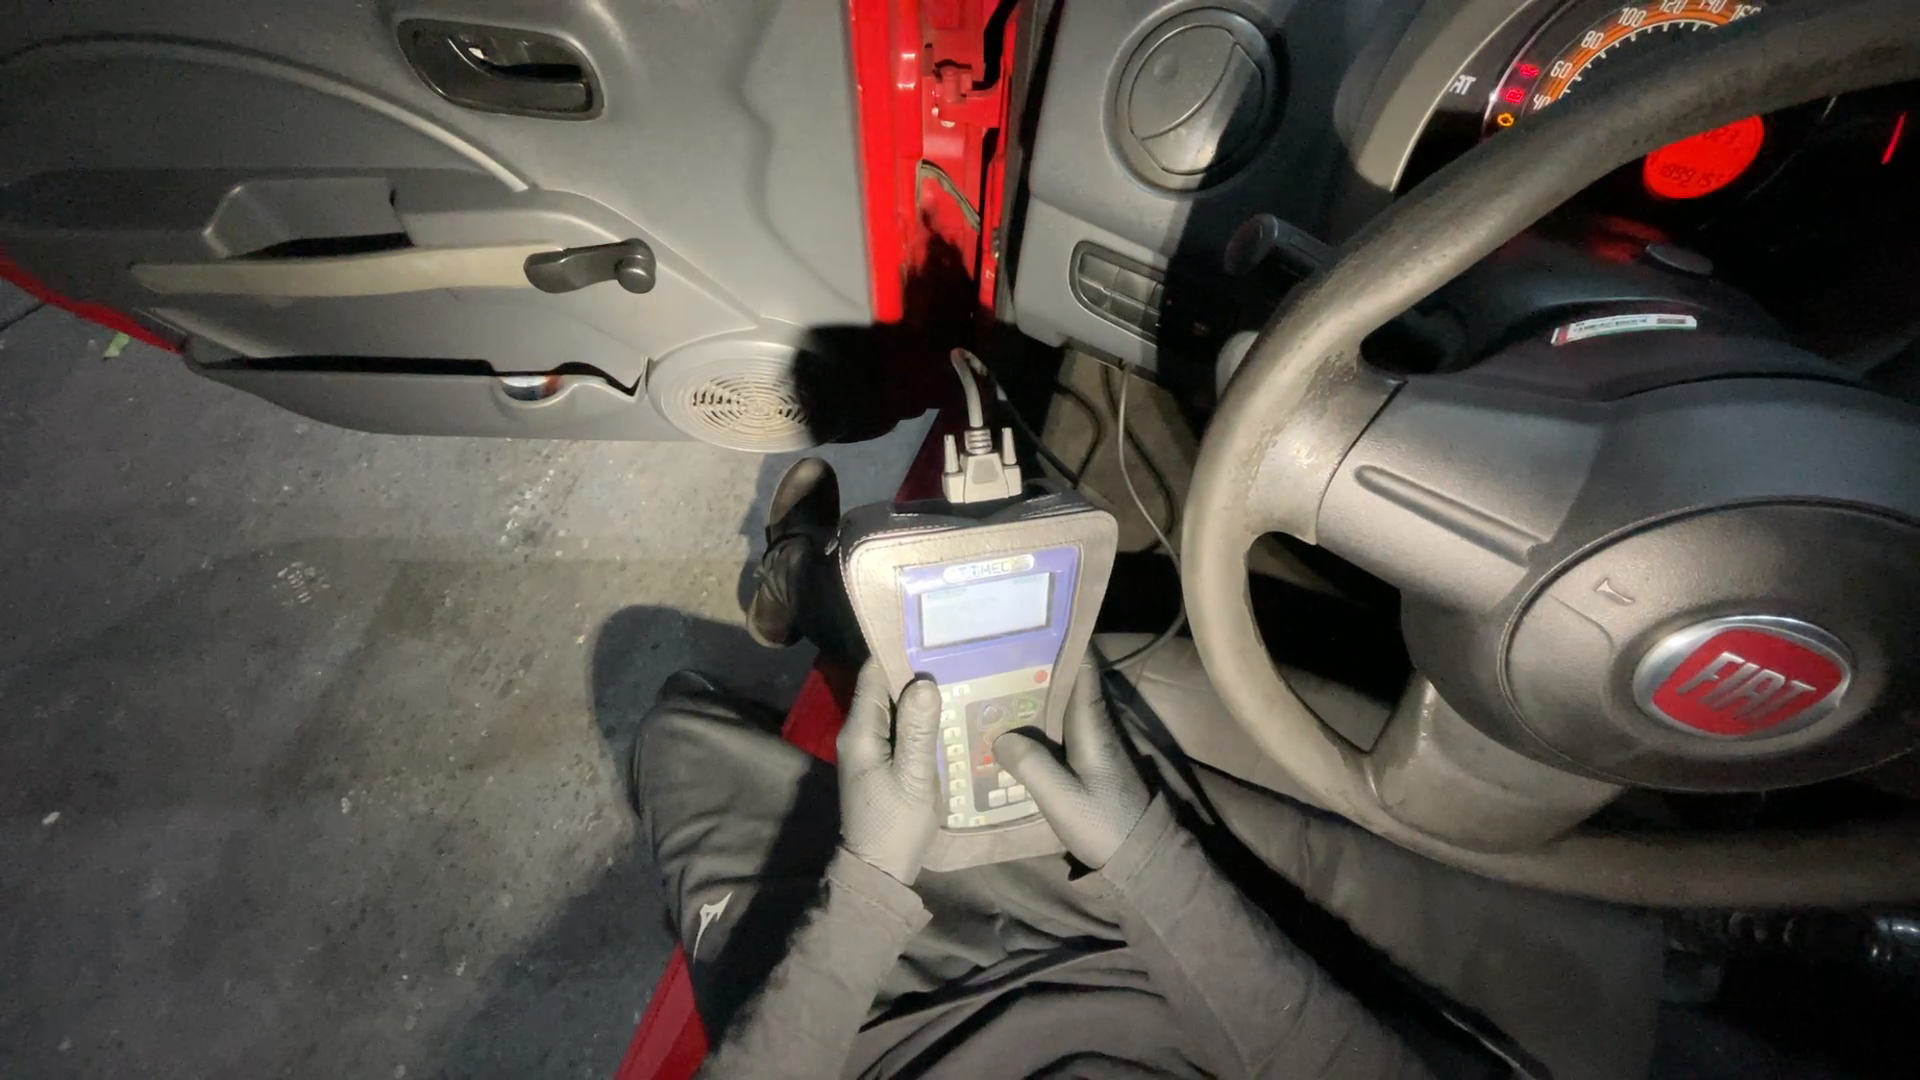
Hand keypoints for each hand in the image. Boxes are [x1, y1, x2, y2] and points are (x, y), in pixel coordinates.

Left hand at [836, 659, 941, 884]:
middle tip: (953, 649)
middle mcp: (858, 733)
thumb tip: (924, 682)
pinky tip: (947, 709)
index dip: (897, 652)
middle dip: (914, 669)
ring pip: (893, 706)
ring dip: (919, 692)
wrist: (880, 873)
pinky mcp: (881, 760)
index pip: (873, 675)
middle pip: (883, 688)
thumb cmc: (895, 825)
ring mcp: (869, 747)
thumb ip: (917, 730)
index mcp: (859, 731)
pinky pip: (899, 725)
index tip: (930, 633)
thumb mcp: (913, 777)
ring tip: (957, 671)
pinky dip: (919, 714)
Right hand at [993, 658, 1150, 869]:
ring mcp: (1088, 742)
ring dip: (1029, 694)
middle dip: (1032, 666)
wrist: (1140, 857)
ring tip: (989, 684)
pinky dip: (1032, 721)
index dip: (1062, 641)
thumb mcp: (1061, 798)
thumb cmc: (1104, 823)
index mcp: (1090, 722)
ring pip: (1055, 705)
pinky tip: (1005, 728)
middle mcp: (1091, 724)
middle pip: (1062, 682)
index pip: (1081, 667)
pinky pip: (1053, 729)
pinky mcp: (1084, 760)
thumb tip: (998, 737)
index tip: (1032, 623)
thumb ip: (1030, 765)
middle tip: (992, 654)